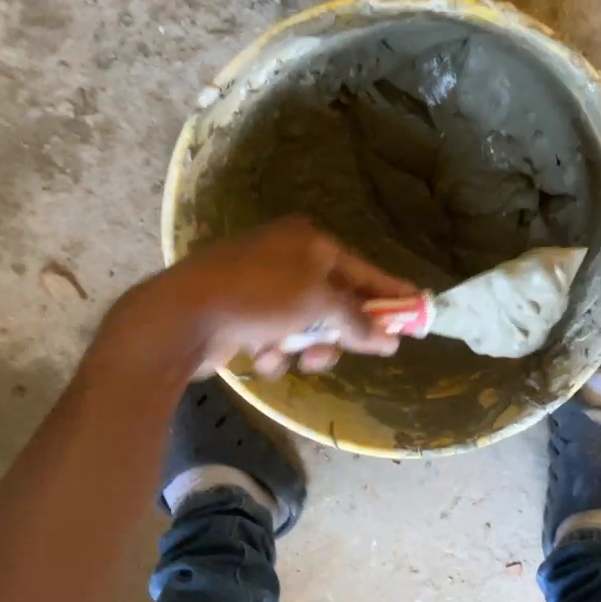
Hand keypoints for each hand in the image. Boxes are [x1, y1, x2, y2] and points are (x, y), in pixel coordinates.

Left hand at [92, 217, 417, 380]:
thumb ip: (357, 321)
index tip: (419, 312)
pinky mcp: (241, 313)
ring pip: (307, 325)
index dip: (391, 293)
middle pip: (336, 300)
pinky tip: (261, 357)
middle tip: (362, 352)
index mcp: (309, 241)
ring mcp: (262, 285)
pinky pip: (277, 337)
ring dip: (306, 347)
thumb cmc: (259, 296)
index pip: (364, 270)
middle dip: (342, 330)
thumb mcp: (317, 304)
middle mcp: (288, 257)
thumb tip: (391, 339)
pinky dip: (275, 351)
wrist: (181, 316)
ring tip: (296, 359)